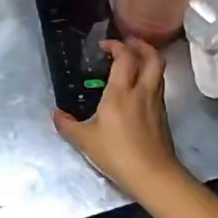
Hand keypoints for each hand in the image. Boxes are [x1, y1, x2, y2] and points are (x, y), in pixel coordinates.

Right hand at [52, 39, 184, 198]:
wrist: (152, 174)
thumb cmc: (116, 154)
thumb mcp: (85, 140)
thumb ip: (67, 125)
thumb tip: (55, 114)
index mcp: (120, 92)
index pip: (125, 57)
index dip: (116, 45)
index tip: (105, 45)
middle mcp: (142, 90)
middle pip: (151, 56)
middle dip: (141, 45)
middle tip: (127, 43)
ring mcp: (156, 101)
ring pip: (158, 70)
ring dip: (148, 58)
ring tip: (134, 60)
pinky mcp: (163, 113)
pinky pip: (159, 85)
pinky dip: (151, 76)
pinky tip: (139, 86)